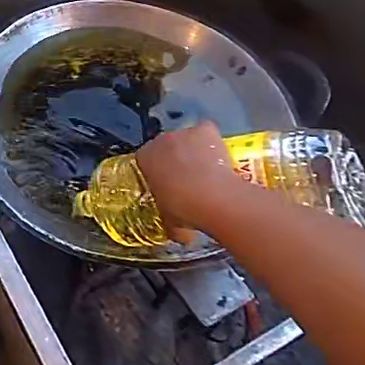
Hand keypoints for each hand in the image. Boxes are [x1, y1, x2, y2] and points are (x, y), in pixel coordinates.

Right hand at [133, 122, 250, 239]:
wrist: (210, 196)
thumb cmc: (183, 209)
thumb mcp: (170, 222)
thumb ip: (170, 222)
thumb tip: (180, 234)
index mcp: (145, 158)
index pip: (146, 159)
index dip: (157, 171)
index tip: (167, 184)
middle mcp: (161, 140)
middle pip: (167, 146)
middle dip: (175, 158)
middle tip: (188, 179)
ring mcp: (184, 132)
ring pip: (188, 138)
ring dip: (194, 150)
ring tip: (208, 171)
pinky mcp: (205, 129)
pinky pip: (206, 131)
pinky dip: (212, 141)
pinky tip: (219, 157)